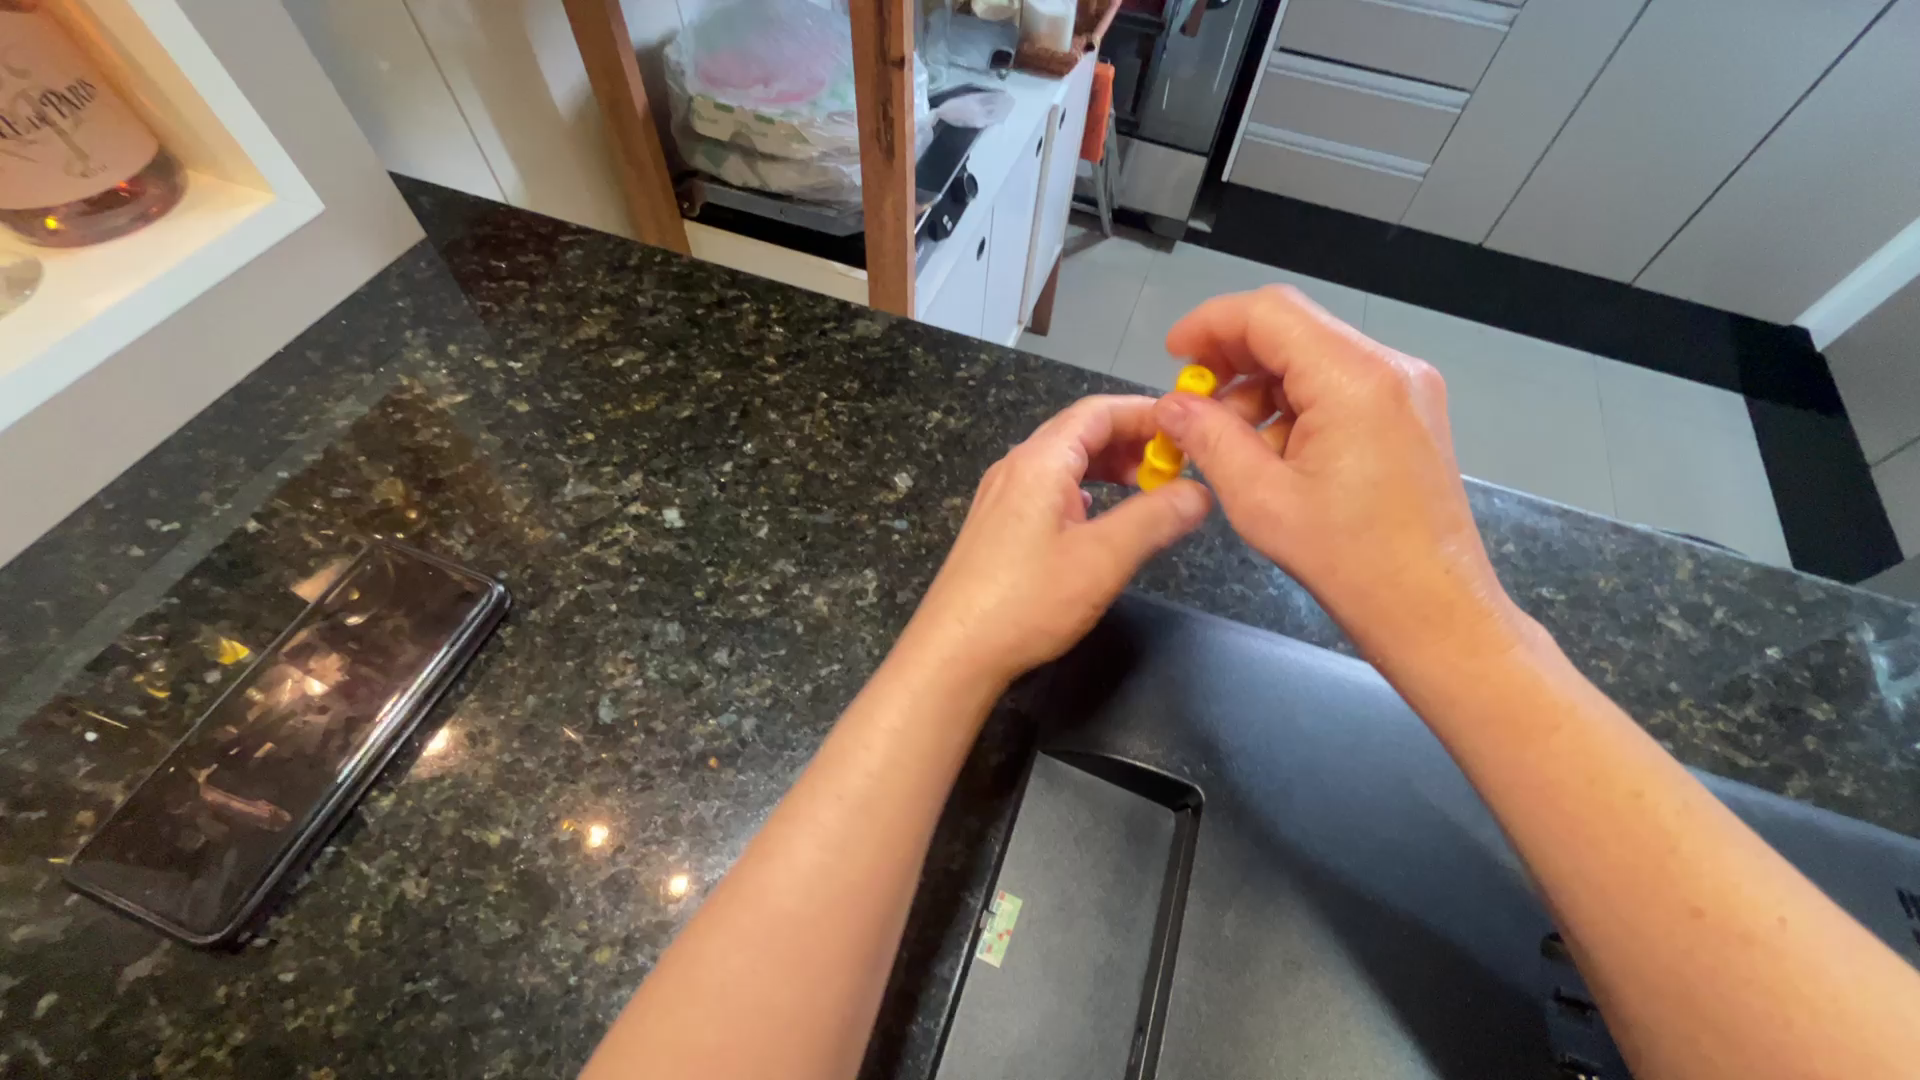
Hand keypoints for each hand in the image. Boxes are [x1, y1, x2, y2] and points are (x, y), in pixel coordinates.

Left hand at [900, 395, 1212, 686]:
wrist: (955, 651)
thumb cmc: (1028, 601)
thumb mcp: (1103, 559)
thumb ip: (1155, 518)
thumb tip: (1200, 491)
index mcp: (1039, 462)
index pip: (1098, 411)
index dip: (1146, 413)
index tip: (1188, 430)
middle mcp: (1015, 468)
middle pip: (1080, 432)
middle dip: (1131, 441)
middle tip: (1175, 465)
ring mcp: (1001, 496)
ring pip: (1063, 462)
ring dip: (1108, 467)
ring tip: (1148, 488)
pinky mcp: (997, 525)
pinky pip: (1048, 489)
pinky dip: (1085, 491)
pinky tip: (1101, 516)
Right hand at [1152, 287, 1520, 666]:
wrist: (1432, 608)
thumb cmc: (1346, 558)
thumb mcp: (1260, 499)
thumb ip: (1208, 439)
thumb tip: (1169, 405)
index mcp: (1354, 379)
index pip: (1269, 313)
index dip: (1210, 323)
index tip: (1173, 355)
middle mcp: (1388, 367)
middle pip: (1292, 329)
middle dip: (1232, 358)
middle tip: (1191, 401)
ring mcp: (1405, 388)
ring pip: (1312, 358)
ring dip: (1259, 387)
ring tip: (1226, 439)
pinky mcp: (1408, 413)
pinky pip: (1336, 386)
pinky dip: (1291, 405)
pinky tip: (1270, 452)